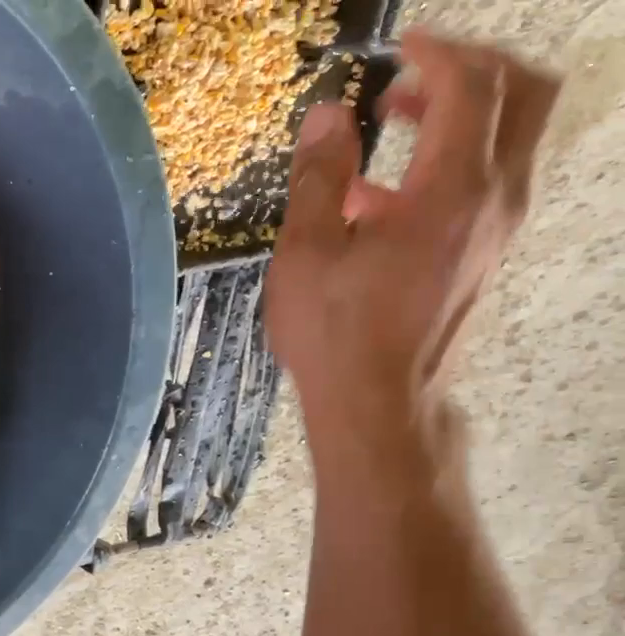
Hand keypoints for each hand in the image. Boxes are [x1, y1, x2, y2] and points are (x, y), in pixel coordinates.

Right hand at [266, 31, 558, 473]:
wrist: (378, 396)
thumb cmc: (334, 329)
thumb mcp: (307, 252)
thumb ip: (319, 176)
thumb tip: (324, 114)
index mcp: (452, 189)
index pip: (469, 88)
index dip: (438, 53)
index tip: (401, 44)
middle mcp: (497, 194)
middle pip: (523, 93)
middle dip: (474, 66)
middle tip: (412, 71)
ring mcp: (501, 221)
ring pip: (513, 132)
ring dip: (464, 109)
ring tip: (394, 120)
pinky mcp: (488, 245)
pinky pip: (490, 175)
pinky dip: (452, 154)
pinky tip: (385, 187)